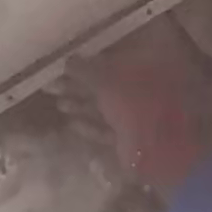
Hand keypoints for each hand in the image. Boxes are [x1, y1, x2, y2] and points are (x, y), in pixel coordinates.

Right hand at [59, 25, 206, 192]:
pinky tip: (71, 124)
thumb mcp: (108, 81)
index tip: (64, 64)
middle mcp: (147, 90)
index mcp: (149, 67)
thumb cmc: (138, 104)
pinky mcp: (133, 141)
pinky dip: (90, 126)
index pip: (114, 60)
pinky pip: (108, 130)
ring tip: (58, 104)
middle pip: (107, 86)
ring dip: (81, 105)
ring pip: (106, 109)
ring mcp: (142, 117)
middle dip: (78, 86)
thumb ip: (86, 70)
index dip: (88, 62)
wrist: (161, 151)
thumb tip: (67, 60)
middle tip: (50, 86)